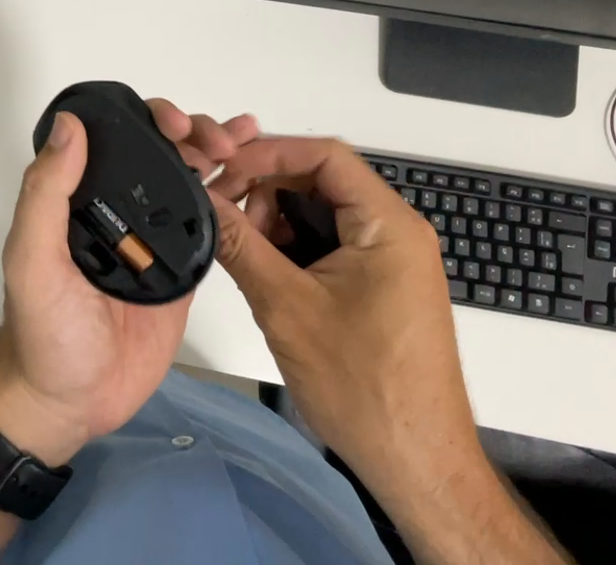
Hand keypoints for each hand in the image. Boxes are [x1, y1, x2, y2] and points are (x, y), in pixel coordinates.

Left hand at [0, 101, 257, 465]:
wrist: (71, 403)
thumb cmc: (45, 331)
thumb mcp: (32, 258)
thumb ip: (46, 193)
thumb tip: (70, 124)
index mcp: (79, 198)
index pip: (116, 140)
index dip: (147, 118)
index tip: (175, 122)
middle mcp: (117, 209)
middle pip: (160, 154)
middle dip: (193, 134)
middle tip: (223, 141)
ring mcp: (152, 239)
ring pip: (189, 181)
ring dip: (218, 155)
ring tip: (250, 143)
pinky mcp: (181, 271)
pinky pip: (211, 227)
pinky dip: (234, 201)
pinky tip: (258, 185)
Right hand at [209, 138, 486, 506]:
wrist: (416, 462)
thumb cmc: (359, 383)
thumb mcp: (285, 305)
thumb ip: (238, 243)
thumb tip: (199, 198)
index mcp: (388, 224)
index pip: (324, 155)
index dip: (267, 153)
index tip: (221, 172)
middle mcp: (395, 230)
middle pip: (320, 179)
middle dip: (265, 188)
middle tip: (222, 213)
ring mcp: (389, 257)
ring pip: (320, 210)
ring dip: (274, 218)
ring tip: (241, 248)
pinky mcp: (378, 282)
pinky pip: (328, 240)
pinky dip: (291, 244)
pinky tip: (263, 268)